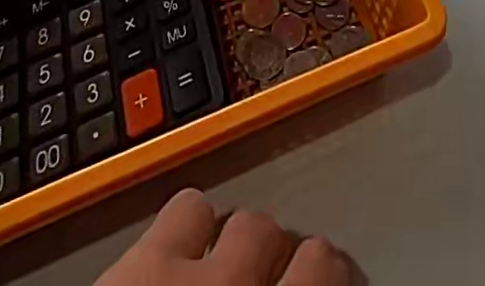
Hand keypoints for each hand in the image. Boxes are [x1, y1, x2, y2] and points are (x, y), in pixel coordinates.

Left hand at [95, 189, 351, 285]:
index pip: (335, 278)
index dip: (342, 285)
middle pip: (311, 253)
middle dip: (303, 272)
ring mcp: (194, 281)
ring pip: (254, 222)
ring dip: (253, 248)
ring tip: (237, 270)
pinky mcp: (143, 264)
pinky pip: (190, 206)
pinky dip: (196, 225)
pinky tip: (187, 254)